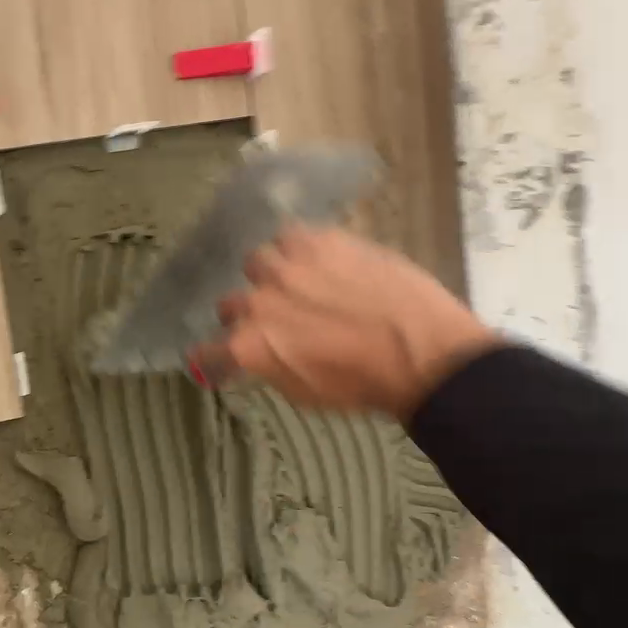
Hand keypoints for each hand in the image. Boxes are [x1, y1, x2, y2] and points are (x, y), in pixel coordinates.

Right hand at [187, 226, 504, 417]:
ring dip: (268, 275)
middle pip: (228, 304)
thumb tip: (258, 357)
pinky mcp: (322, 242)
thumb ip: (267, 367)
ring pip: (257, 261)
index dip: (212, 358)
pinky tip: (316, 260)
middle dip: (244, 315)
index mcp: (247, 347)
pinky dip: (296, 248)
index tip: (220, 361)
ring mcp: (288, 268)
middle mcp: (256, 303)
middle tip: (271, 321)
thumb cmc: (359, 385)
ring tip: (292, 282)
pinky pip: (291, 236)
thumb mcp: (300, 391)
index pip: (206, 352)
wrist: (421, 352)